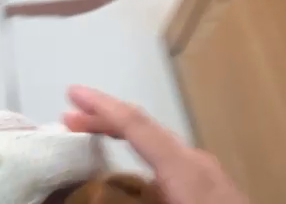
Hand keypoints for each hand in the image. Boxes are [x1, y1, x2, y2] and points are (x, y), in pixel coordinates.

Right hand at [62, 86, 247, 203]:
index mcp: (186, 170)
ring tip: (93, 145)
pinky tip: (133, 179)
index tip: (71, 93)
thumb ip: (132, 196)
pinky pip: (171, 165)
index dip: (101, 106)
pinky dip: (144, 161)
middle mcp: (198, 164)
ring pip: (159, 146)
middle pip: (145, 129)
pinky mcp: (217, 194)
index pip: (136, 124)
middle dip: (105, 120)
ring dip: (124, 140)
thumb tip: (97, 191)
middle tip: (69, 120)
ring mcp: (211, 178)